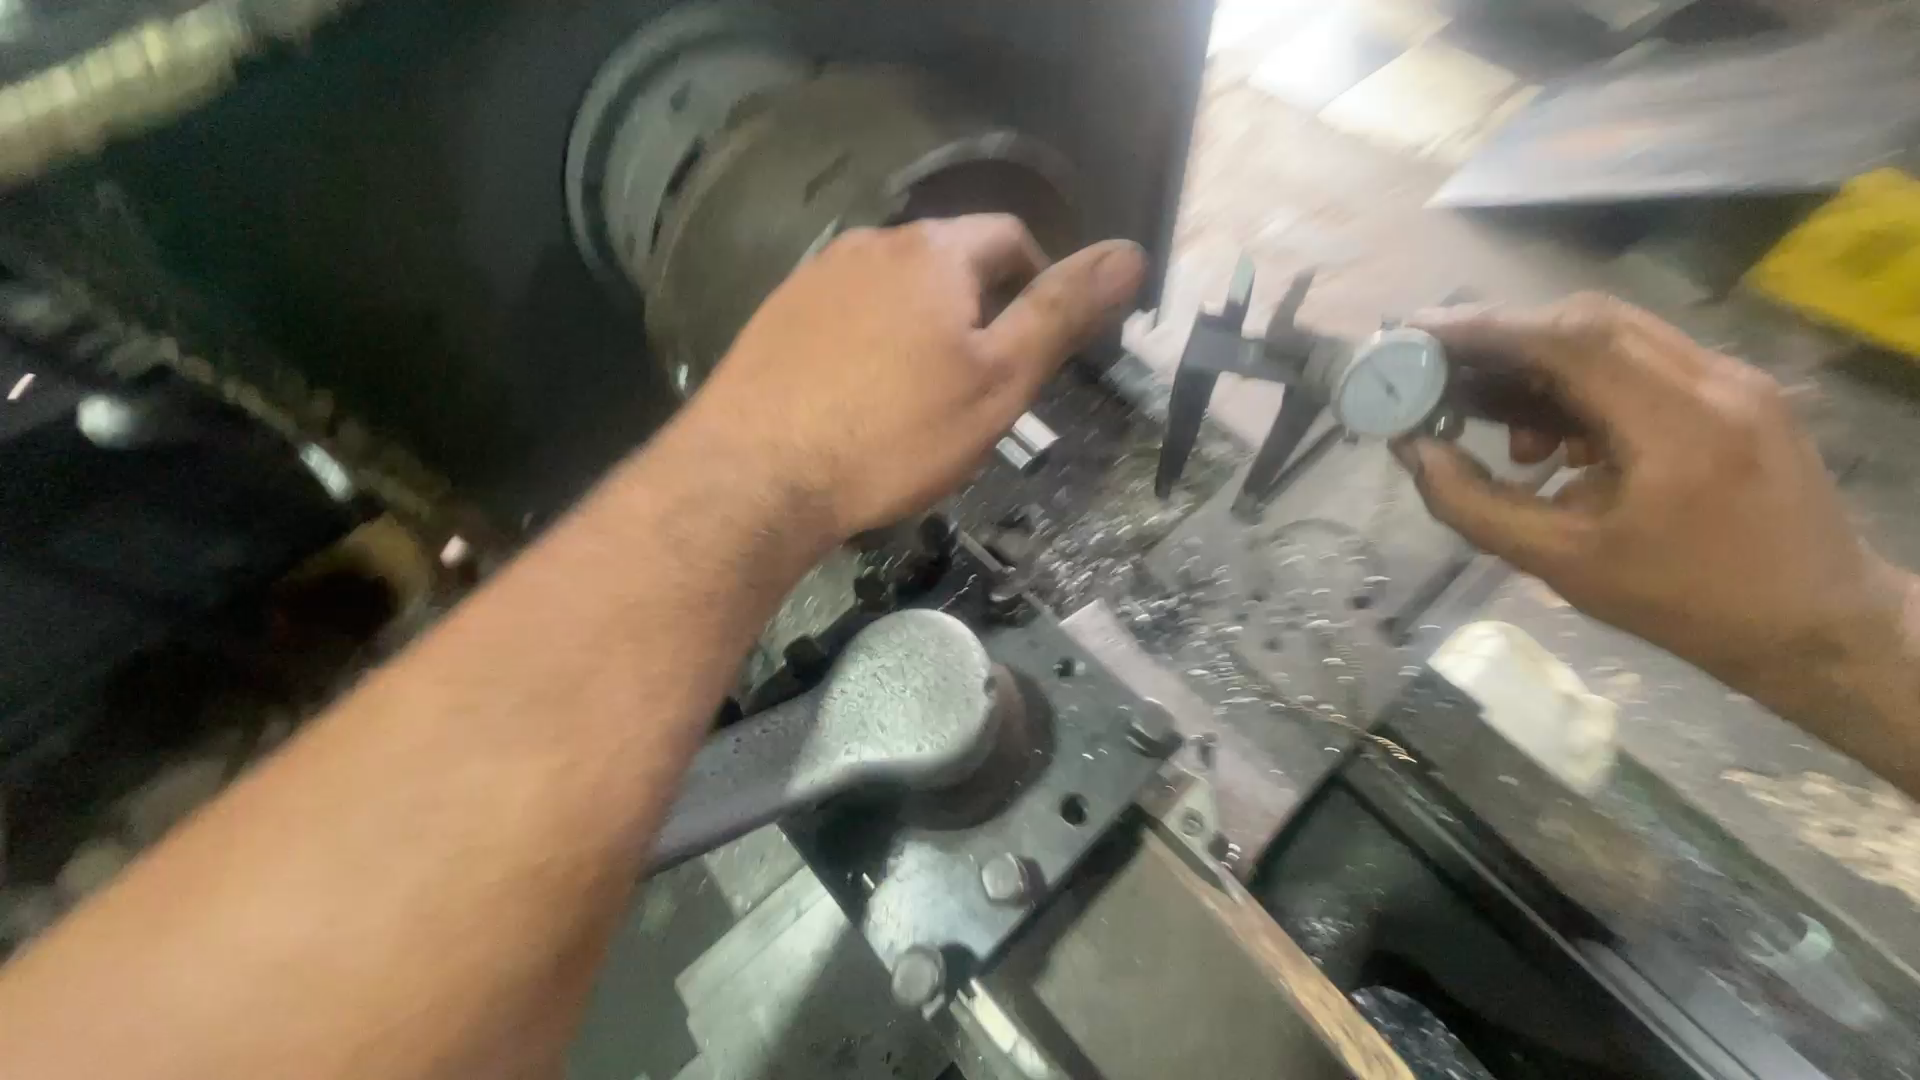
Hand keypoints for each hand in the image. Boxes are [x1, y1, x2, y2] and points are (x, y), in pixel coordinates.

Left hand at [680, 215, 1145, 541]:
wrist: (756, 477)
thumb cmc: (893, 434)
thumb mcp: (998, 382)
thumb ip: (1061, 314)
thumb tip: (1130, 252)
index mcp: (933, 252)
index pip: (1009, 237)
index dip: (1037, 281)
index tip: (1035, 342)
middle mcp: (870, 245)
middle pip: (948, 263)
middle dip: (977, 310)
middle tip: (981, 384)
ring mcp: (813, 278)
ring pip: (892, 292)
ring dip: (920, 328)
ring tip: (919, 399)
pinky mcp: (775, 318)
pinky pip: (844, 317)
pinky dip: (868, 345)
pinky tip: (858, 400)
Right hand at [1394, 294, 1902, 694]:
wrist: (1813, 622)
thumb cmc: (1680, 602)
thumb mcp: (1556, 562)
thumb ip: (1471, 503)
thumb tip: (1412, 448)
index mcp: (1679, 425)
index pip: (1570, 341)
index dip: (1483, 329)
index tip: (1414, 334)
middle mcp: (1715, 381)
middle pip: (1587, 322)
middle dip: (1498, 338)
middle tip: (1434, 366)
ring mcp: (1732, 380)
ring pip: (1609, 336)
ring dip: (1532, 363)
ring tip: (1488, 417)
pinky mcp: (1731, 393)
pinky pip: (1633, 362)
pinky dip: (1571, 384)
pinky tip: (1549, 440)